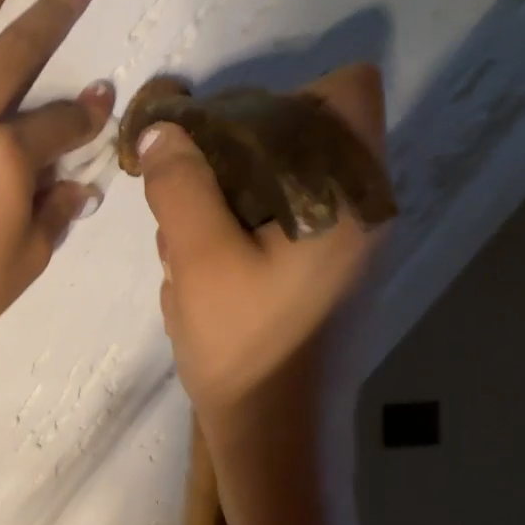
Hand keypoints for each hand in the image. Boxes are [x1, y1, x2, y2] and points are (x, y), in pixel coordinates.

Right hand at [141, 63, 389, 438]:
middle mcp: (362, 206)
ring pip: (276, 190)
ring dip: (222, 214)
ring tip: (189, 266)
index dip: (274, 102)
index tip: (213, 147)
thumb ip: (182, 190)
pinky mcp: (321, 275)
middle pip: (299, 140)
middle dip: (230, 168)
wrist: (275, 432)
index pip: (338, 92)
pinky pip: (273, 232)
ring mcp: (344, 244)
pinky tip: (204, 288)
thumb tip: (162, 131)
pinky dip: (233, 245)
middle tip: (184, 217)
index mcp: (352, 191)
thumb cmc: (245, 346)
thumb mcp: (200, 263)